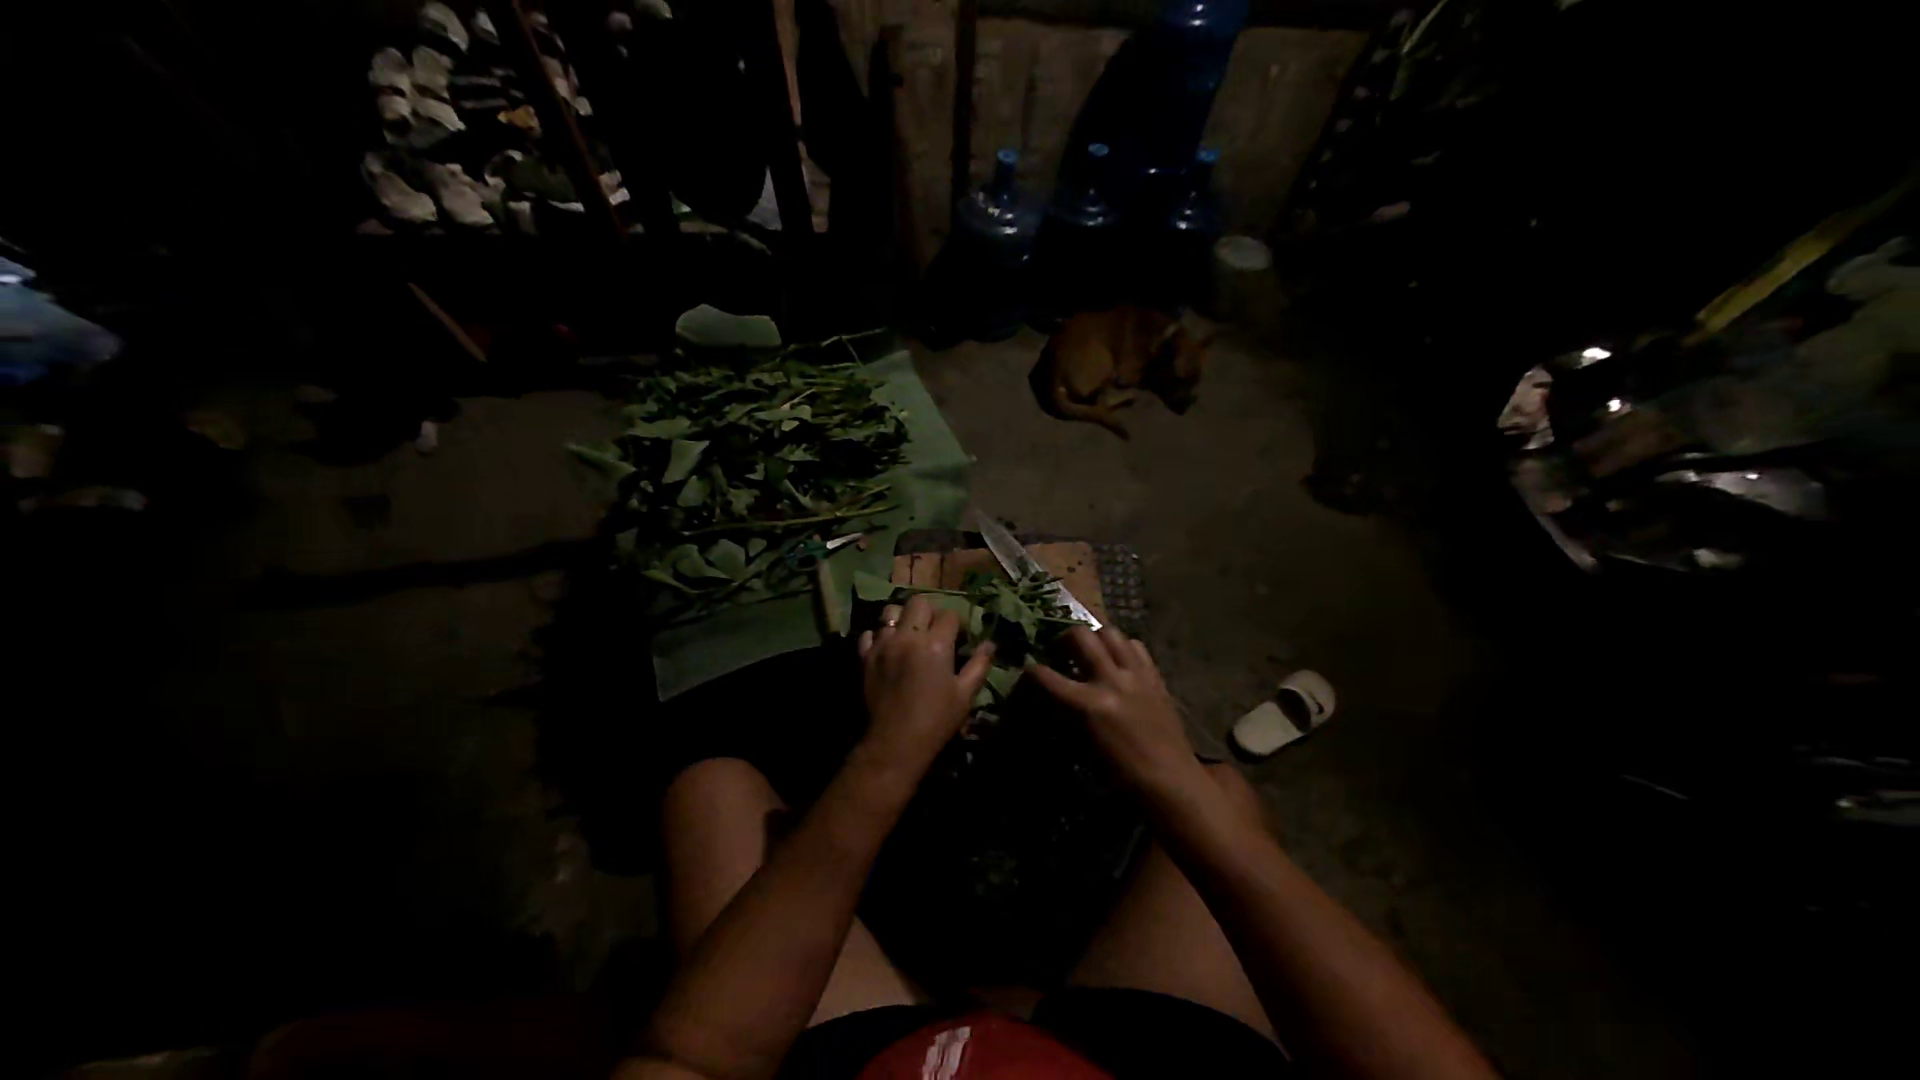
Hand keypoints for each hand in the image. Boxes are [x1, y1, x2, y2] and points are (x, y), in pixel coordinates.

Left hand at [857, 595, 995, 765]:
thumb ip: (978, 665)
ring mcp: (883, 645)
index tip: (960, 639)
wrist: (895, 743)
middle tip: (934, 632)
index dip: (958, 625)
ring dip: (903, 618)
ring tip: (909, 635)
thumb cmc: (936, 720)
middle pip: (919, 603)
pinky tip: (888, 648)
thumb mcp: (965, 695)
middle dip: (930, 613)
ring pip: (891, 612)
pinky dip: (879, 636)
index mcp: (936, 644)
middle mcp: (908, 637)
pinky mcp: (865, 657)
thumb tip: (990, 644)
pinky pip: (870, 633)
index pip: (950, 615)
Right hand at [1027, 626, 1201, 796]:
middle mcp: (1111, 680)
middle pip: (1080, 636)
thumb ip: (1065, 715)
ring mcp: (1136, 675)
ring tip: (1090, 652)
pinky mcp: (1155, 677)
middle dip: (1062, 639)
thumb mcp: (1082, 747)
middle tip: (1060, 653)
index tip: (1027, 671)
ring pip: (1110, 633)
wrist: (1170, 780)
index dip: (1030, 671)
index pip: (1047, 676)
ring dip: (1094, 638)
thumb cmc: (1121, 774)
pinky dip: (1122, 648)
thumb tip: (1049, 698)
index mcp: (1089, 704)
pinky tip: (1118, 662)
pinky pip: (1135, 646)